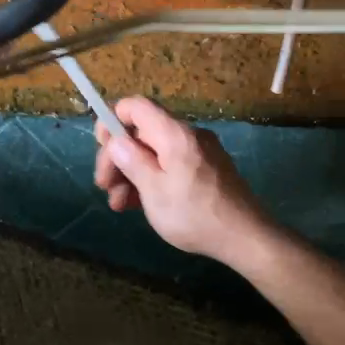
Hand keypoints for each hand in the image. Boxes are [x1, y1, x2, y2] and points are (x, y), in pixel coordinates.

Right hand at [93, 97, 272, 261]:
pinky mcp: (205, 170)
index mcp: (174, 134)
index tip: (101, 148)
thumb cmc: (194, 214)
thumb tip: (115, 141)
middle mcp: (188, 136)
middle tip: (104, 187)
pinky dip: (151, 180)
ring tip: (119, 205)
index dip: (112, 120)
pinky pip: (170, 166)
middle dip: (118, 158)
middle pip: (142, 133)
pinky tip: (138, 204)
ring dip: (131, 174)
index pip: (136, 107)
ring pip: (154, 153)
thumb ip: (131, 161)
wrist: (244, 237)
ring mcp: (198, 153)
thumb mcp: (154, 191)